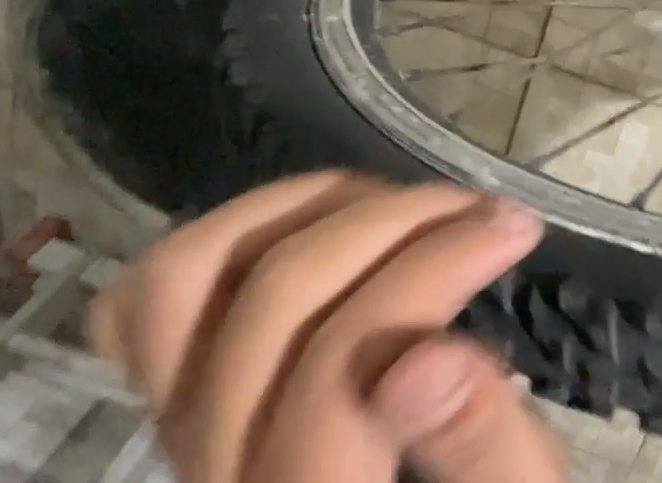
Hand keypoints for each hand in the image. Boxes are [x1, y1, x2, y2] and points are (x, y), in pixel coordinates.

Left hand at [90, 172, 566, 482]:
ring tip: (411, 205)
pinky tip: (322, 225)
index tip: (515, 230)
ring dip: (318, 209)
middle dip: (397, 223)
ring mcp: (178, 434)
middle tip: (485, 210)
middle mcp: (216, 475)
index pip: (342, 361)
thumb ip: (487, 450)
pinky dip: (230, 236)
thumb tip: (431, 355)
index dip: (433, 270)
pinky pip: (146, 301)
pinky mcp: (178, 401)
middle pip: (276, 300)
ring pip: (189, 274)